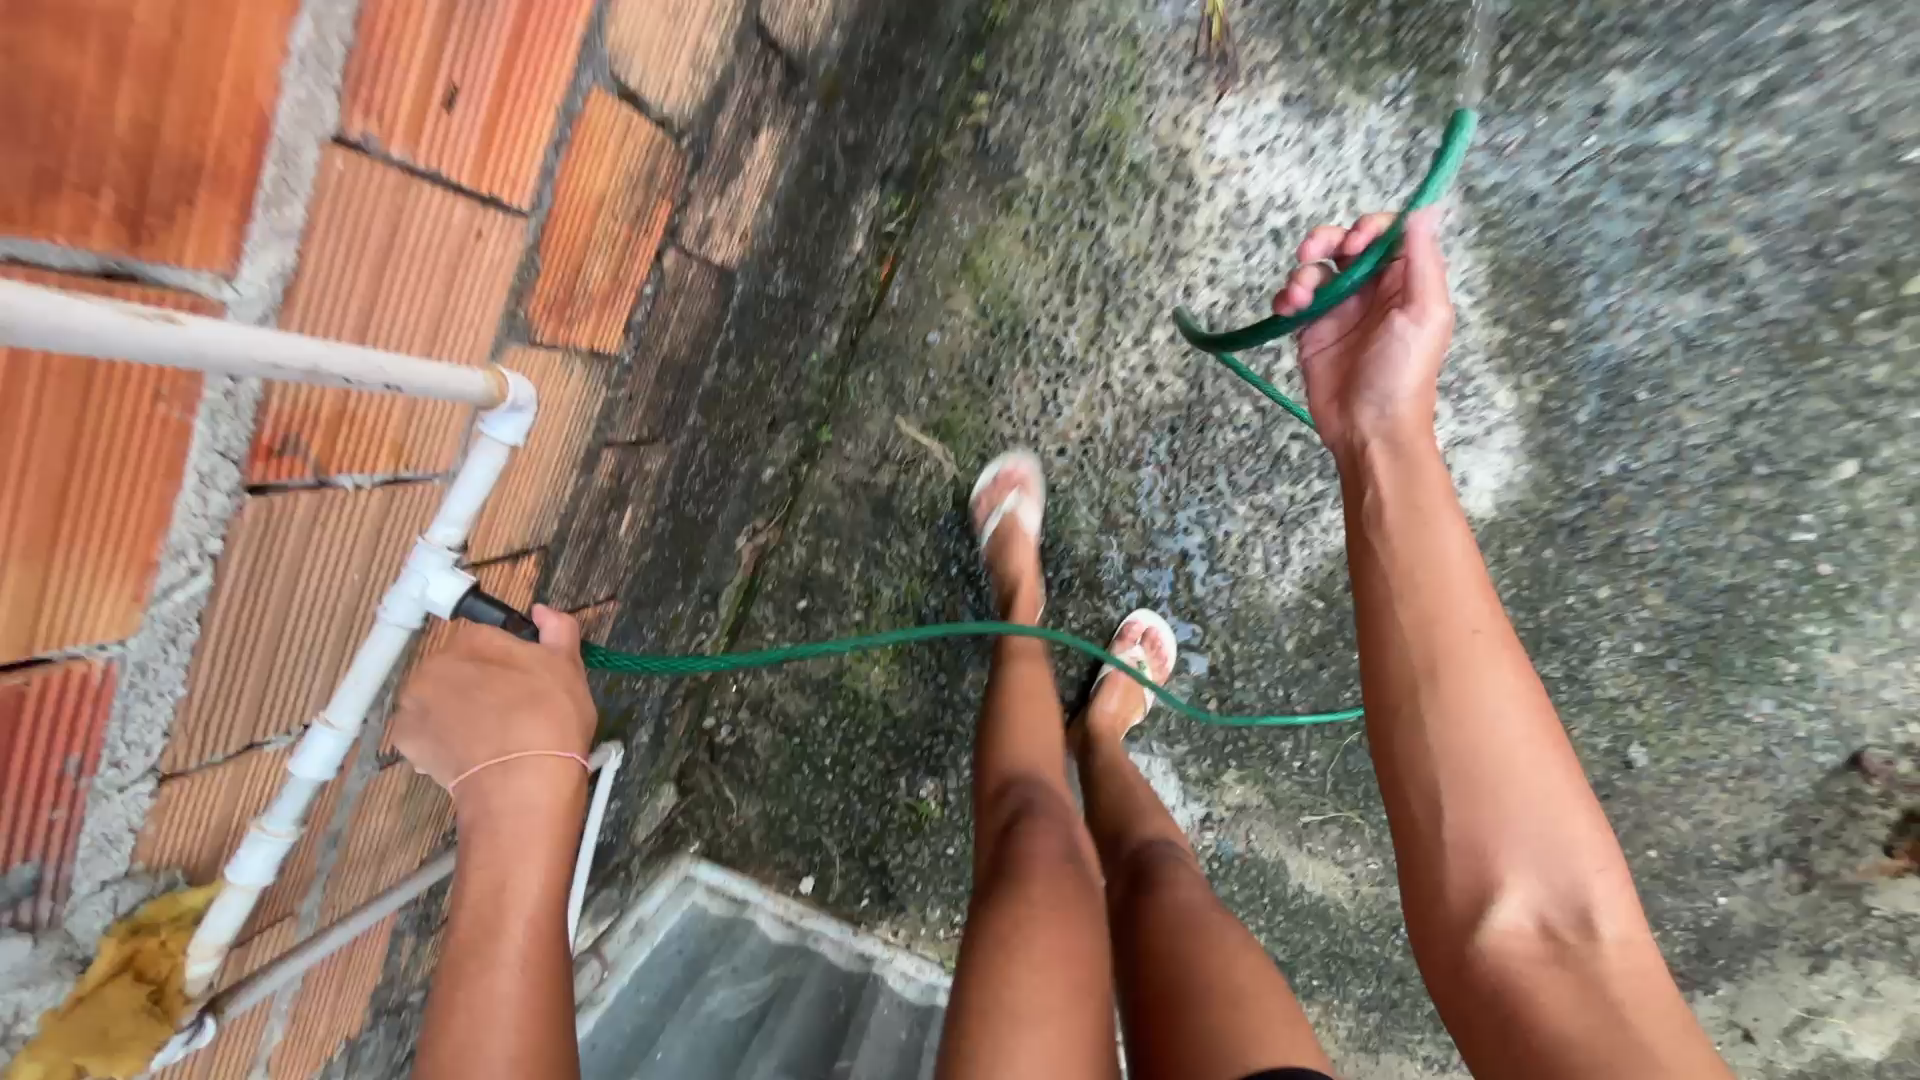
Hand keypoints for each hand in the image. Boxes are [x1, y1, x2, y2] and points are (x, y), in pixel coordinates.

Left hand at [391, 605, 595, 820]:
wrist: (522, 779)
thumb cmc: (552, 715)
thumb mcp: (570, 665)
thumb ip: (558, 628)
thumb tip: (540, 611)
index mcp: (475, 639)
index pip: (490, 638)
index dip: (510, 660)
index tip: (527, 681)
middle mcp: (435, 664)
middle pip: (459, 666)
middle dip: (480, 682)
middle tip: (512, 708)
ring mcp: (414, 702)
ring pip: (440, 697)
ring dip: (458, 708)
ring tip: (491, 734)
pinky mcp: (403, 739)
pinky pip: (425, 729)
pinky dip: (443, 737)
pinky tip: (471, 750)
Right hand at [1271, 206, 1453, 459]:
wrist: (1368, 426)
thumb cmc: (1403, 371)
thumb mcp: (1424, 312)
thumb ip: (1422, 260)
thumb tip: (1422, 210)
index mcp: (1404, 280)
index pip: (1386, 234)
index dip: (1367, 229)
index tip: (1352, 246)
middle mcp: (1370, 289)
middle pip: (1345, 245)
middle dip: (1326, 240)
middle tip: (1311, 251)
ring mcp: (1338, 310)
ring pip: (1315, 270)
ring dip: (1301, 273)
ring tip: (1296, 297)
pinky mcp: (1310, 331)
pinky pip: (1294, 301)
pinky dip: (1285, 298)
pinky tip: (1286, 309)